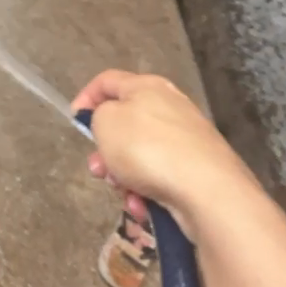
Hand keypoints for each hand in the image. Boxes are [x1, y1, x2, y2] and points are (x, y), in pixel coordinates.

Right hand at [71, 70, 258, 232]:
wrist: (210, 193)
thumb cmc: (147, 148)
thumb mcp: (105, 122)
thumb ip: (98, 115)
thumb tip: (111, 123)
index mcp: (147, 86)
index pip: (107, 81)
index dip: (86, 97)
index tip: (75, 121)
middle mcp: (171, 107)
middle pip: (125, 123)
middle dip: (106, 149)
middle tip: (98, 169)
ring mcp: (190, 140)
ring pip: (141, 154)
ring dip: (124, 174)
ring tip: (123, 193)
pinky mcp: (201, 171)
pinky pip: (162, 176)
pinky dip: (147, 190)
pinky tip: (144, 206)